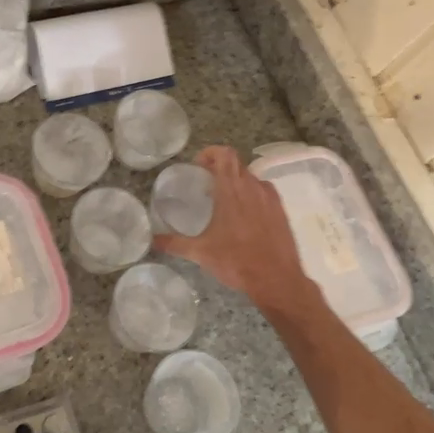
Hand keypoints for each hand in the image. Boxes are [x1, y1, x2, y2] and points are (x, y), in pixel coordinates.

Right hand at [154, 145, 323, 317]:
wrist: (277, 280)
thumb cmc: (236, 261)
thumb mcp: (201, 253)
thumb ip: (174, 243)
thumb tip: (152, 240)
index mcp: (232, 190)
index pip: (224, 154)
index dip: (210, 153)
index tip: (198, 166)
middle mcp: (252, 187)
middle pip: (236, 163)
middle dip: (220, 168)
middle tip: (206, 184)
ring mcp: (270, 198)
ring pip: (251, 177)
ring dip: (237, 181)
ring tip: (225, 200)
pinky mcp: (282, 210)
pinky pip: (264, 192)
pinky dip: (252, 194)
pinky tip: (245, 215)